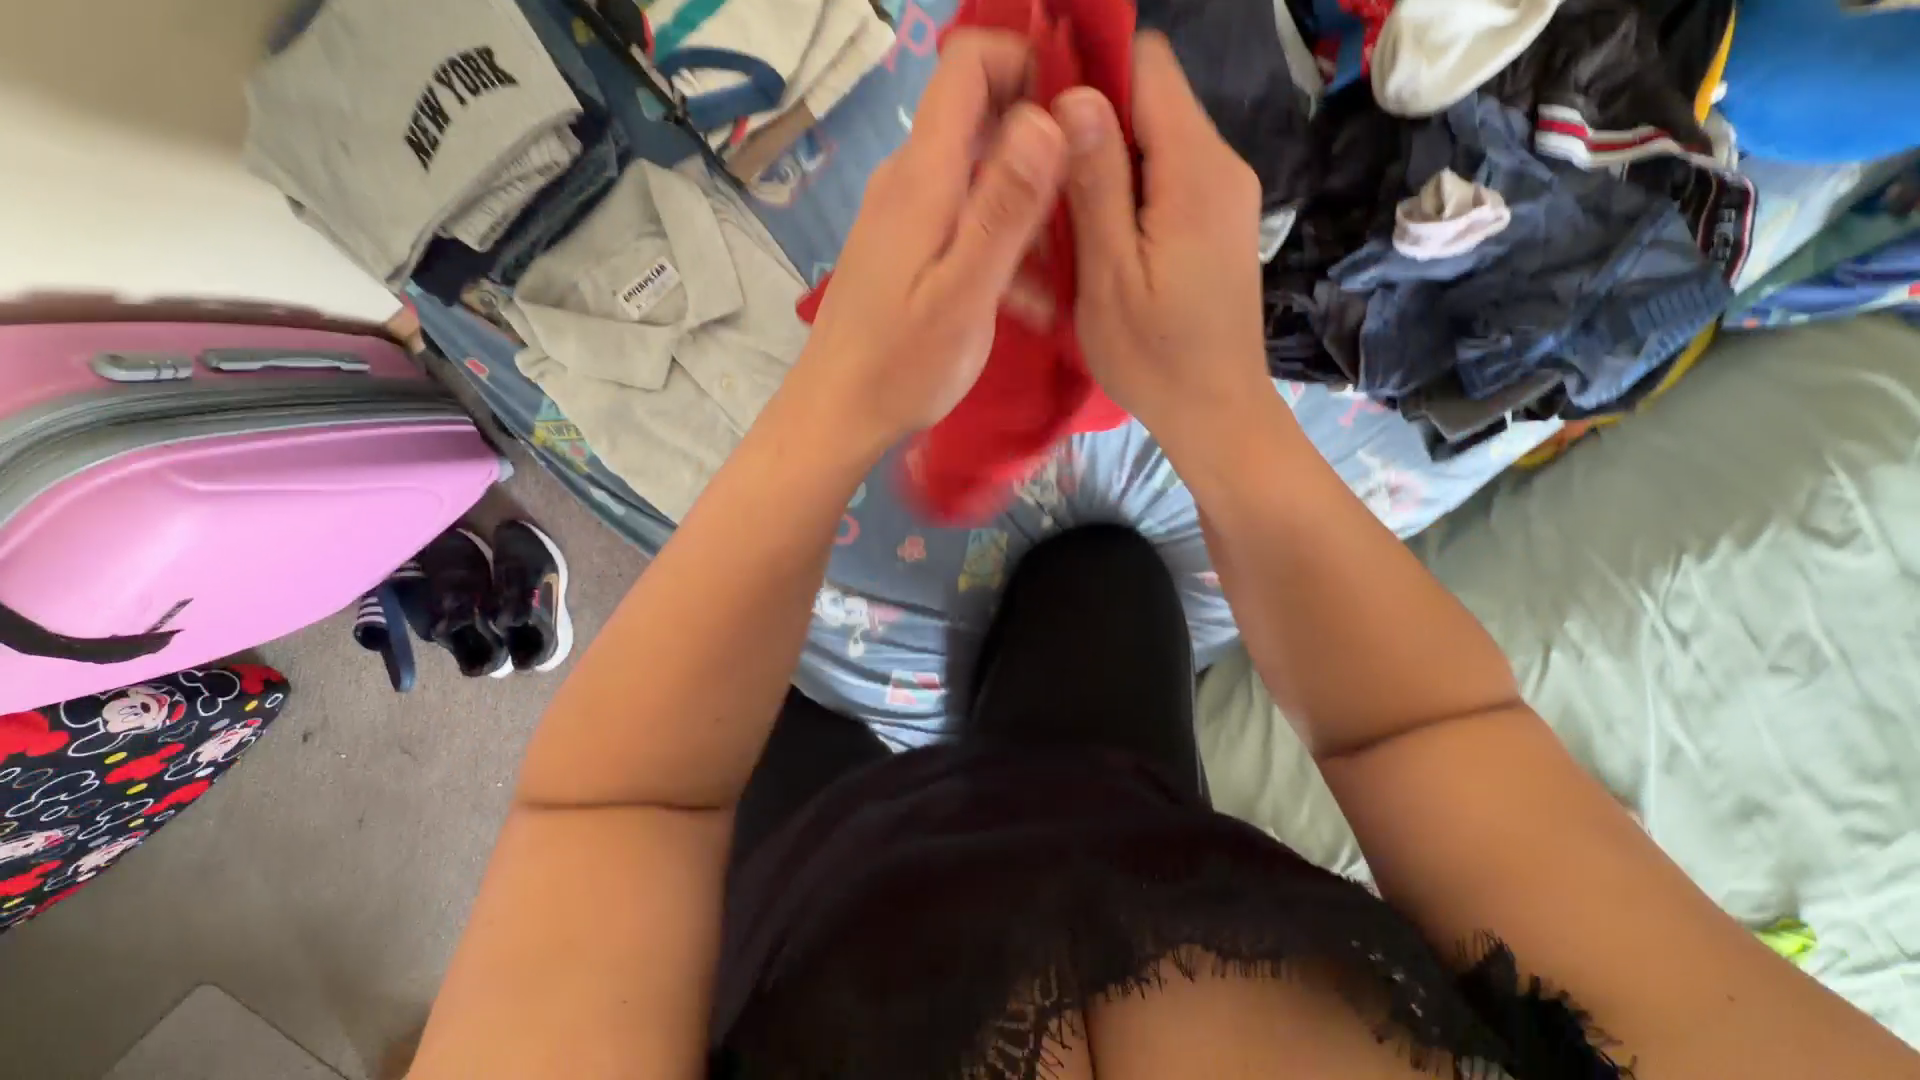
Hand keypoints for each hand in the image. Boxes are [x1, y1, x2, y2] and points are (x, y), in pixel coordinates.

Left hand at [791, 30, 1067, 448]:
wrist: (838, 412)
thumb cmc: (903, 364)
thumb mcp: (964, 293)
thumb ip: (1004, 208)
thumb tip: (1046, 119)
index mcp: (924, 176)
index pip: (967, 65)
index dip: (1023, 63)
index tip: (1073, 112)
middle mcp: (909, 178)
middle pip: (979, 115)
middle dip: (1039, 141)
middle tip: (1086, 195)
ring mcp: (904, 212)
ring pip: (978, 173)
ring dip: (1026, 204)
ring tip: (1066, 262)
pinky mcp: (905, 245)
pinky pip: (963, 216)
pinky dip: (1000, 240)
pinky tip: (1029, 297)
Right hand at [1050, 33, 1273, 451]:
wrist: (1216, 413)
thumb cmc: (1155, 357)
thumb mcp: (1109, 275)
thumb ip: (1096, 183)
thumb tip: (1075, 95)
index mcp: (1195, 170)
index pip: (1148, 65)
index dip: (1091, 69)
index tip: (1039, 111)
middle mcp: (1221, 166)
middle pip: (1150, 101)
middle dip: (1091, 122)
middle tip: (1039, 173)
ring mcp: (1224, 194)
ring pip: (1155, 141)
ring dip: (1104, 162)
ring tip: (1060, 210)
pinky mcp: (1217, 221)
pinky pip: (1166, 177)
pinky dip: (1128, 191)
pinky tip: (1096, 234)